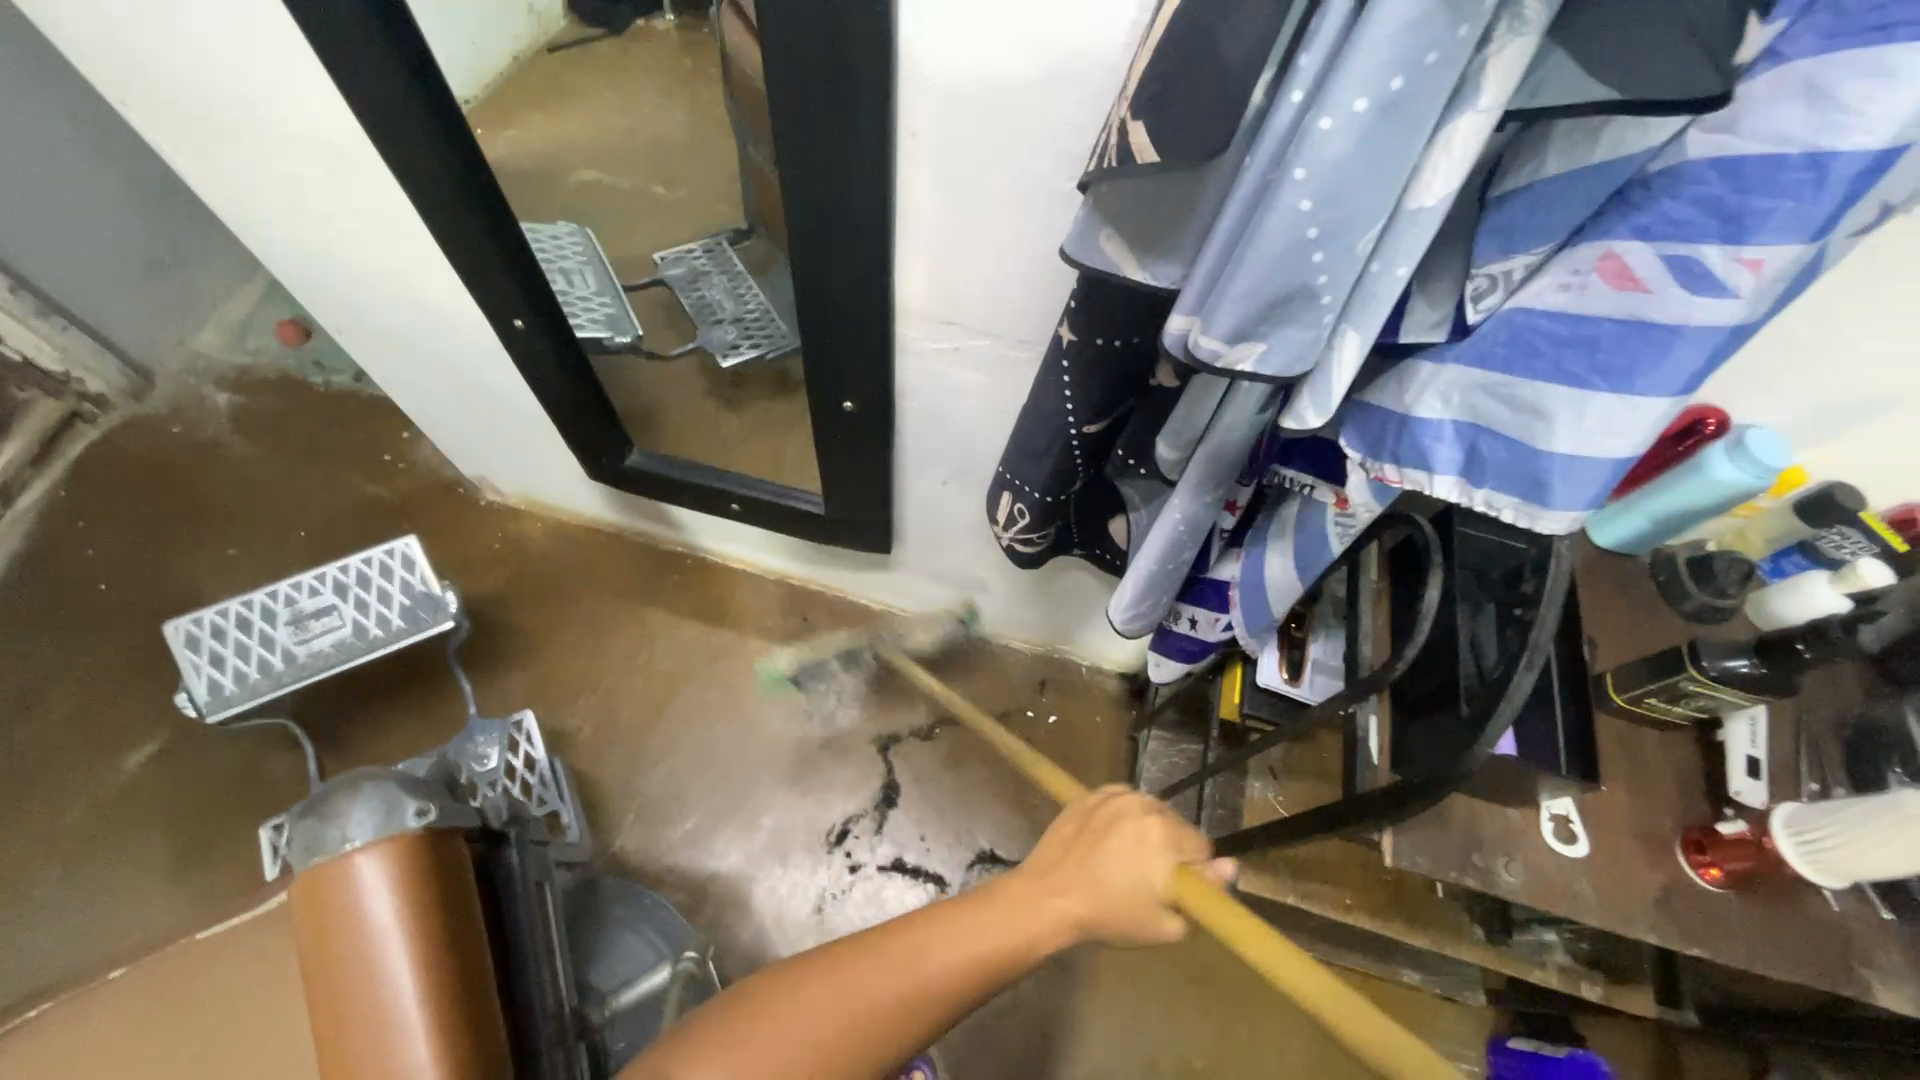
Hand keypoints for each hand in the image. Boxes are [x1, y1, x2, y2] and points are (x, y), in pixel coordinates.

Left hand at [1007, 785, 1235, 947]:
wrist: (1048, 897)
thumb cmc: (1109, 915)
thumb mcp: (1166, 923)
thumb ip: (1205, 894)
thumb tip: (1231, 868)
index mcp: (1168, 834)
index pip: (1203, 847)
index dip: (1193, 871)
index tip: (1172, 887)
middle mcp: (1146, 804)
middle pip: (1177, 825)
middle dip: (1170, 848)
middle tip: (1145, 876)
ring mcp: (1115, 795)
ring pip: (1150, 810)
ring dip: (1147, 829)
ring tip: (1124, 857)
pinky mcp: (1091, 793)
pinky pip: (1122, 801)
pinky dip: (1122, 816)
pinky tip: (1108, 839)